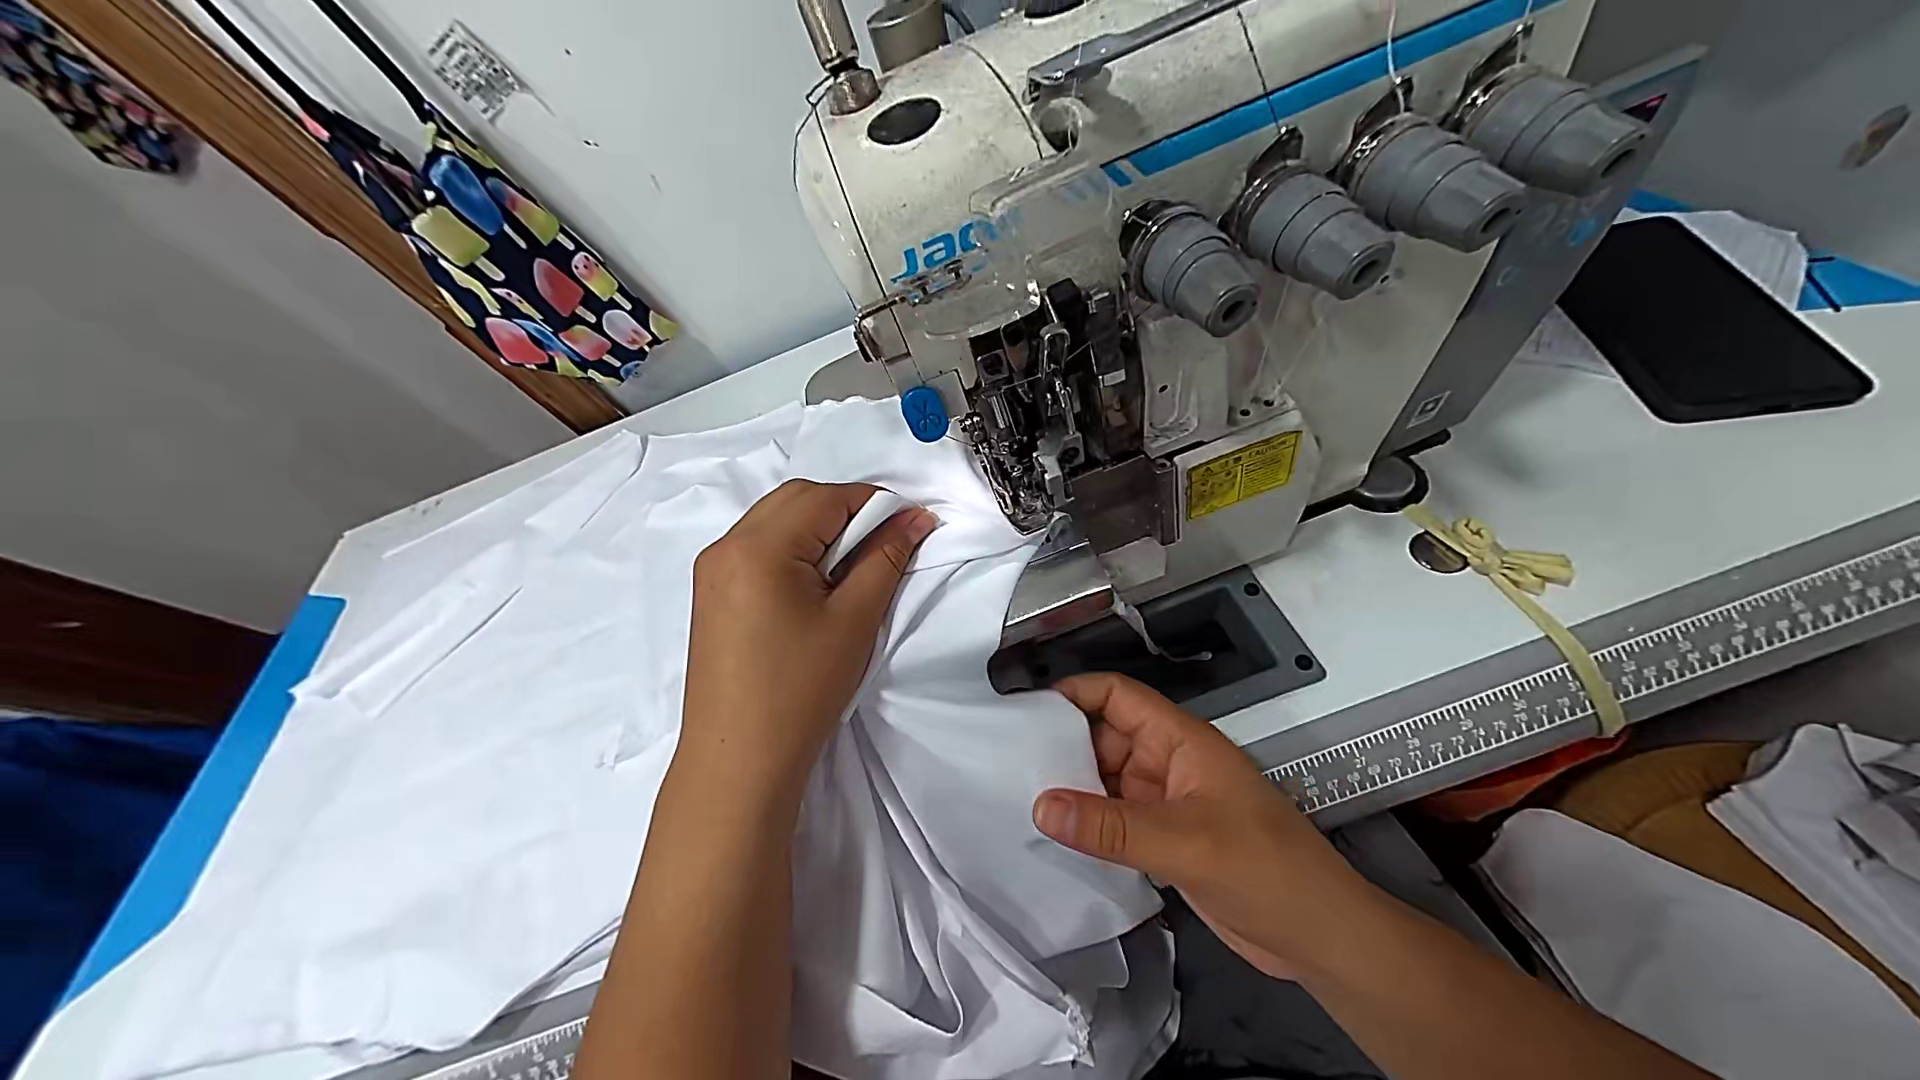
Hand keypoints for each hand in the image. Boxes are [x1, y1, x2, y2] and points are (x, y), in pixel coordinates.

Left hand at [681, 480, 936, 805]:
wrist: (739, 760)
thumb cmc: (800, 691)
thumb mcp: (854, 619)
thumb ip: (886, 558)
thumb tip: (914, 518)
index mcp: (758, 547)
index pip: (826, 498)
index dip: (875, 504)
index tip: (910, 525)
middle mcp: (726, 546)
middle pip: (797, 499)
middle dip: (846, 511)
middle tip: (883, 546)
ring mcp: (712, 569)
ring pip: (776, 519)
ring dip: (820, 529)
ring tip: (852, 570)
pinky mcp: (712, 592)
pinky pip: (758, 546)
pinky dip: (794, 549)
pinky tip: (817, 585)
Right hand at [1032, 673, 1380, 980]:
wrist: (1319, 937)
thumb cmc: (1268, 869)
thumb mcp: (1186, 842)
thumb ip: (1112, 826)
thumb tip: (1042, 807)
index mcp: (1180, 740)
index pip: (1118, 696)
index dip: (1074, 693)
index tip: (1027, 709)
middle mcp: (1167, 763)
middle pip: (1104, 737)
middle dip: (1062, 747)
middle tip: (1011, 764)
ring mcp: (1164, 801)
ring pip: (1105, 781)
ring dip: (1071, 789)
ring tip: (1020, 799)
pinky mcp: (1162, 838)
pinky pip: (1113, 819)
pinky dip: (1087, 824)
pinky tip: (1056, 836)